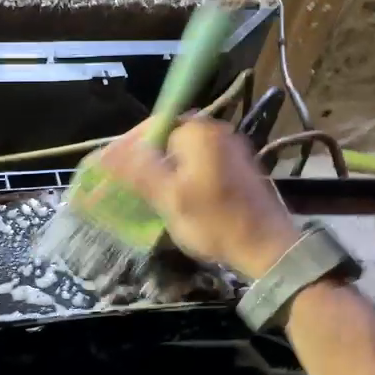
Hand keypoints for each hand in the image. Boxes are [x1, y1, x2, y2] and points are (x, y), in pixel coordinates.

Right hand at [94, 117, 302, 279]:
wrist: (266, 248)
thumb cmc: (215, 223)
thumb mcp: (170, 199)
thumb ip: (138, 172)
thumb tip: (107, 155)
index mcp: (199, 132)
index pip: (152, 126)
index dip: (128, 147)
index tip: (110, 170)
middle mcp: (216, 131)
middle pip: (167, 138)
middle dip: (144, 158)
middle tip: (124, 183)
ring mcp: (229, 148)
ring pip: (183, 153)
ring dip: (162, 169)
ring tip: (143, 192)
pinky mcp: (236, 167)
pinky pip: (199, 163)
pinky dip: (182, 176)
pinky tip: (173, 196)